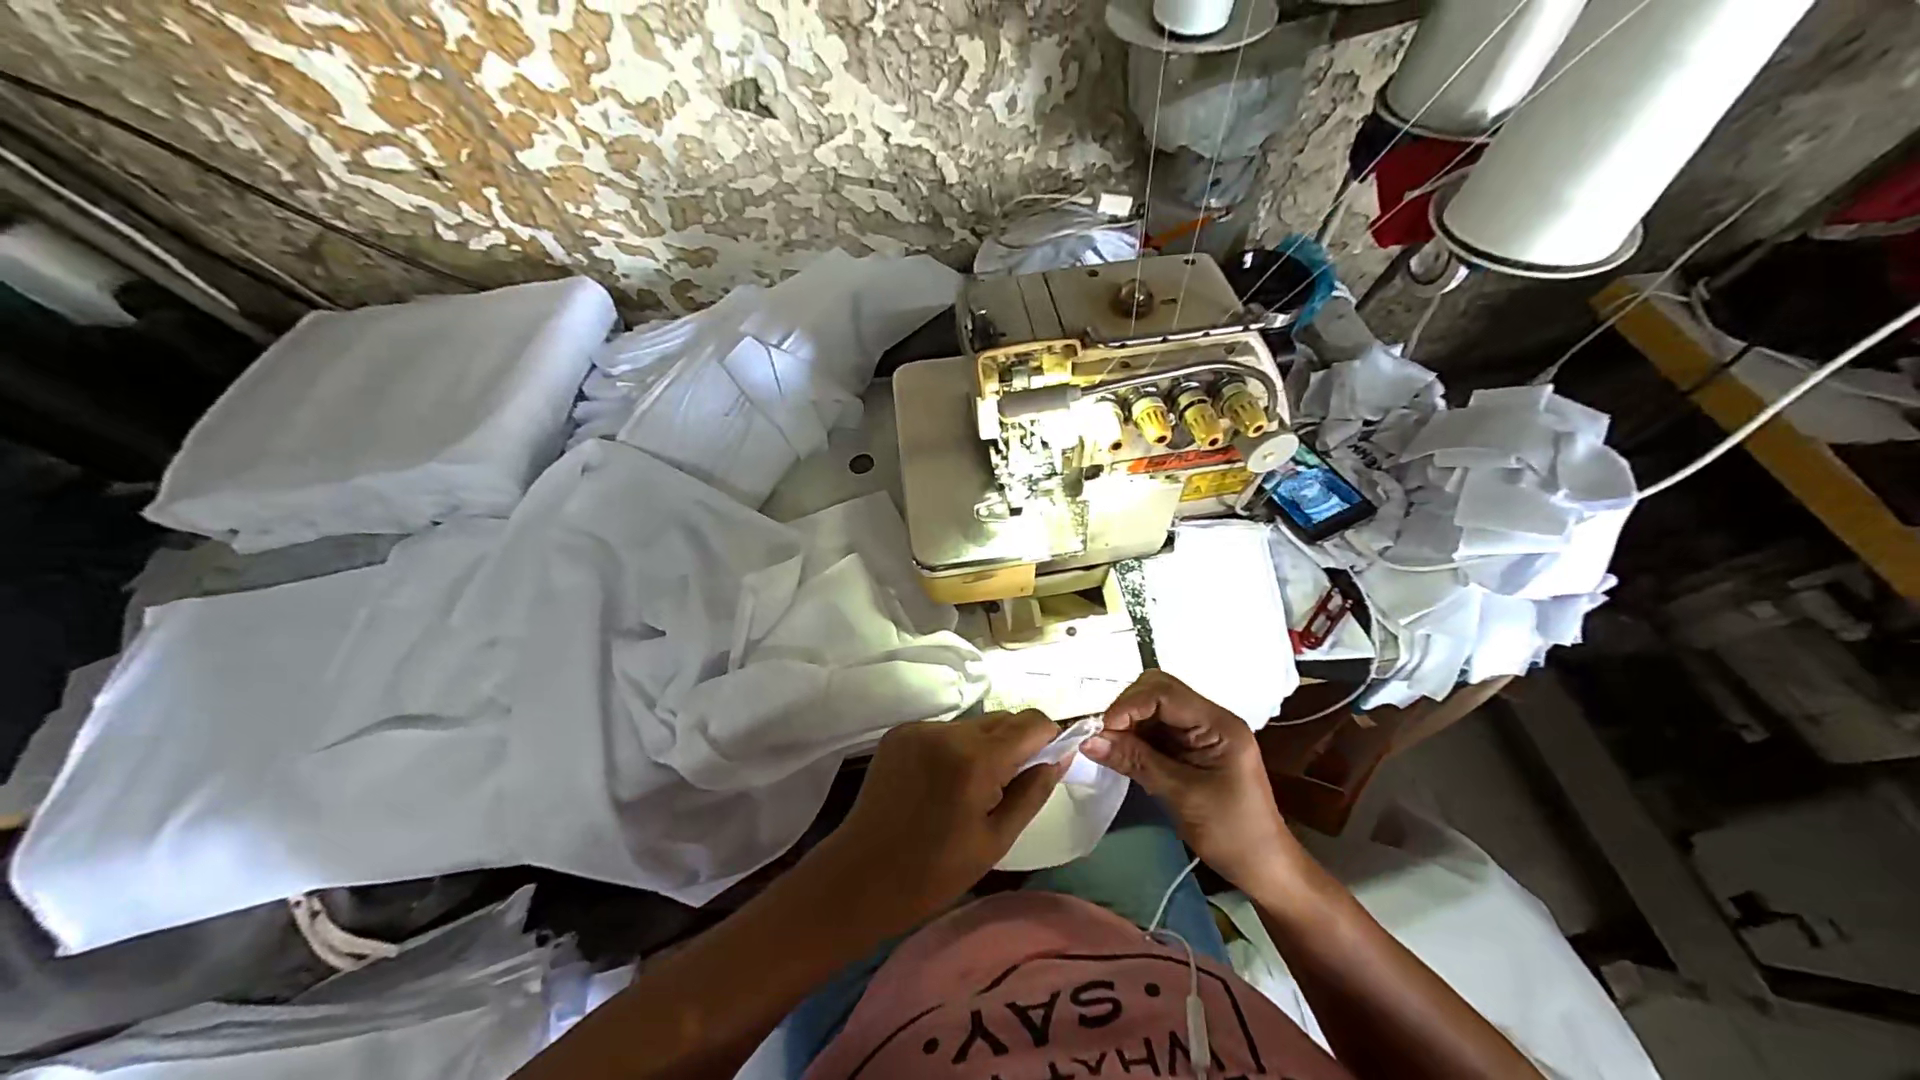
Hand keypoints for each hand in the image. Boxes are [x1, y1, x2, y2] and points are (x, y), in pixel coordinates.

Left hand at [820, 710, 1065, 927]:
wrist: (860, 877)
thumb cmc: (935, 872)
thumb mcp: (996, 839)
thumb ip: (1032, 791)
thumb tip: (1061, 757)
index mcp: (976, 760)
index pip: (1032, 722)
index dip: (1049, 738)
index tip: (1048, 762)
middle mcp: (948, 732)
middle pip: (1003, 719)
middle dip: (1017, 743)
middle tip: (1009, 784)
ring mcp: (919, 729)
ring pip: (974, 725)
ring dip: (985, 746)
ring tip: (971, 788)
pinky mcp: (899, 733)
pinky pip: (945, 731)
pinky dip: (955, 748)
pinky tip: (942, 783)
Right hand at [1082, 671, 1299, 894]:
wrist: (1264, 867)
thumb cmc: (1231, 832)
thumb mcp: (1181, 795)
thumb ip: (1136, 762)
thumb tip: (1089, 741)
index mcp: (1219, 724)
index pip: (1165, 693)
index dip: (1129, 705)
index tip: (1102, 729)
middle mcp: (1210, 719)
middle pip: (1158, 691)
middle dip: (1127, 708)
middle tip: (1104, 736)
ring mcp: (1200, 732)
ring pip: (1153, 708)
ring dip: (1128, 723)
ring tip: (1107, 745)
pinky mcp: (1190, 747)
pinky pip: (1155, 729)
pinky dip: (1134, 737)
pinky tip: (1120, 752)